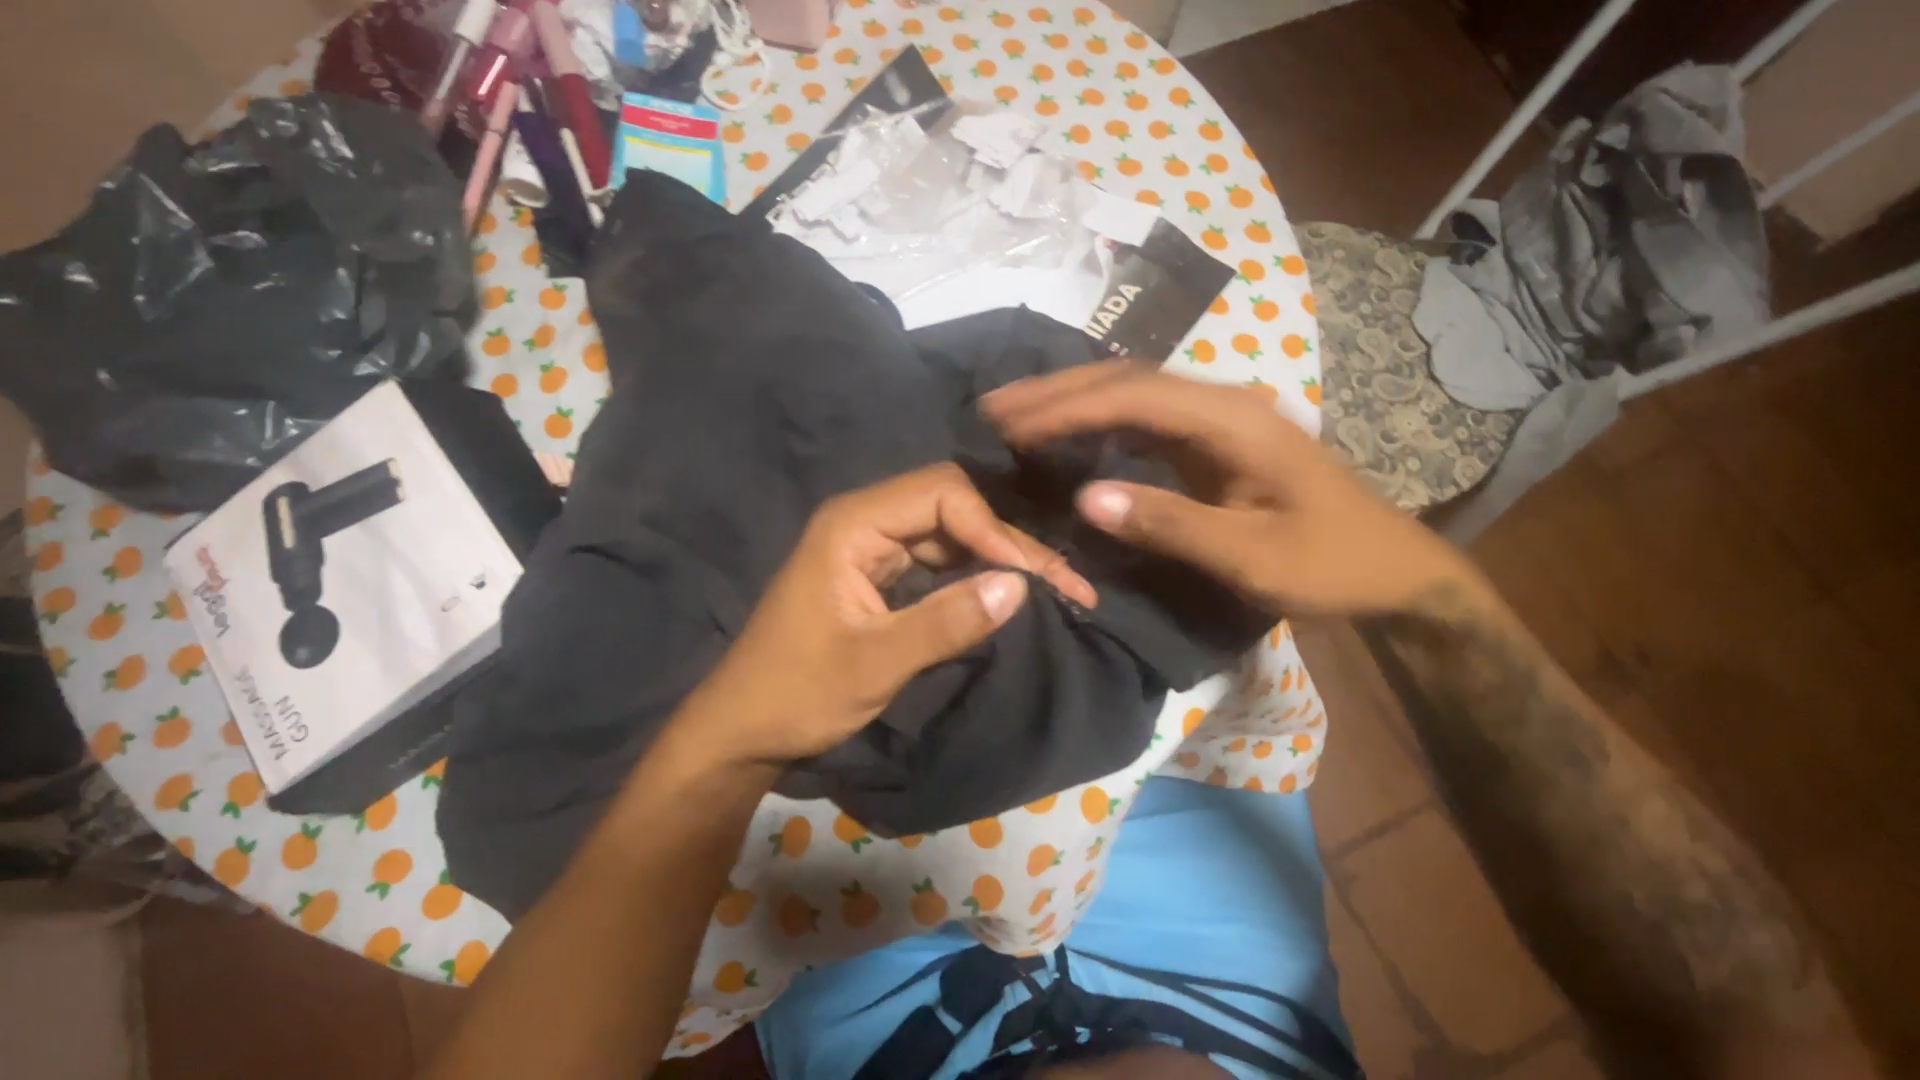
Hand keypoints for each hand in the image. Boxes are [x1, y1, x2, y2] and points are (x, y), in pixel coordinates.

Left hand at [670, 463, 1097, 767]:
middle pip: (951, 508)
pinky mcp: (875, 576)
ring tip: (1053, 591)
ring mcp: (869, 548)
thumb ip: (945, 621)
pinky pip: (935, 560)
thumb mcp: (875, 662)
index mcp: (852, 525)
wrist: (743, 730)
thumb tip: (1020, 585)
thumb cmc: (798, 694)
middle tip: (1067, 585)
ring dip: (997, 560)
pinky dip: (972, 577)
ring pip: (948, 534)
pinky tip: (1008, 595)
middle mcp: (863, 522)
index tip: (1032, 580)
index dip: (993, 530)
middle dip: (1007, 543)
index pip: (943, 494)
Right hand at [984, 362, 1481, 617]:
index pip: (1134, 396)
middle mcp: (1225, 403)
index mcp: (1235, 419)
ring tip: (1016, 414)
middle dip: (1058, 390)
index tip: (1011, 423)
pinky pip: (1146, 419)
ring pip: (1134, 392)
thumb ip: (1169, 523)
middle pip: (1128, 379)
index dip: (1067, 405)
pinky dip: (1100, 421)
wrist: (1393, 572)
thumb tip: (1085, 497)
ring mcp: (1222, 420)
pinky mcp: (1217, 442)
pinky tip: (1069, 434)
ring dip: (1075, 399)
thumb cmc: (1331, 564)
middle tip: (994, 406)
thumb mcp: (1252, 554)